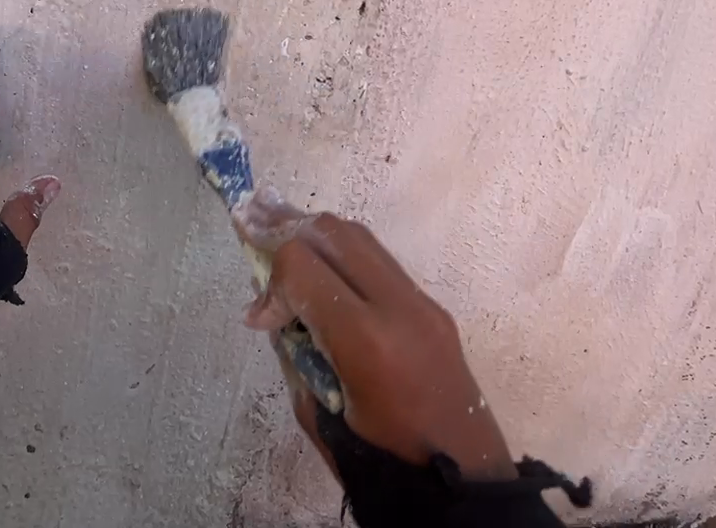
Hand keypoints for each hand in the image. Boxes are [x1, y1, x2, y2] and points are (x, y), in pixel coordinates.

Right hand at [236, 190, 514, 480]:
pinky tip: (320, 268)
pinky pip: (379, 260)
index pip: (302, 263)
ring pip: (358, 236)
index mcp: (367, 339)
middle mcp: (399, 307)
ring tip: (281, 239)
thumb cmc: (379, 462)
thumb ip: (292, 347)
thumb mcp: (316, 410)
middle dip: (285, 229)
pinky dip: (341, 254)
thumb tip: (271, 307)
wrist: (463, 487)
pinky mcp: (433, 308)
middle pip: (331, 232)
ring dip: (315, 235)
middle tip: (252, 230)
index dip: (269, 278)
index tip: (258, 315)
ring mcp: (422, 303)